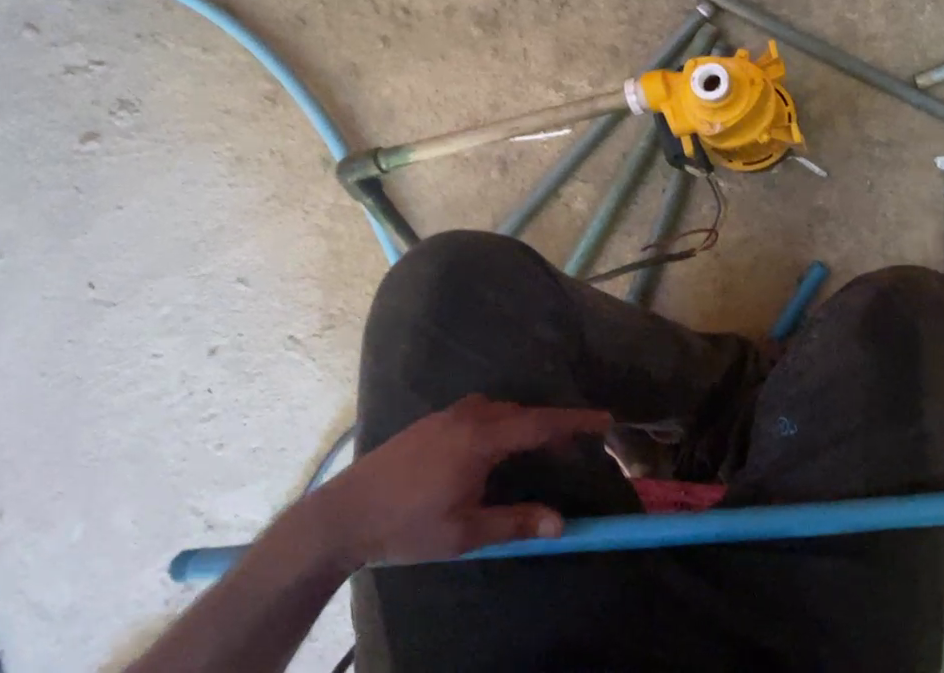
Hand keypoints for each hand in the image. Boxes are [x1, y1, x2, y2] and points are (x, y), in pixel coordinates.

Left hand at [300, 395, 611, 569]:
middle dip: (551, 426)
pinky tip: (491, 447)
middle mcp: (468, 417)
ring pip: (499, 409)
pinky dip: (498, 421)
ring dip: (522, 423)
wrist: (337, 518)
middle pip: (523, 413)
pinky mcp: (427, 423)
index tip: (606, 419)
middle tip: (571, 448)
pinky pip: (477, 412)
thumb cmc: (404, 528)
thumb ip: (515, 523)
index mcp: (481, 439)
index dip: (577, 422)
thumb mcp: (464, 534)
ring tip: (534, 448)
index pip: (542, 423)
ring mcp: (444, 416)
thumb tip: (561, 524)